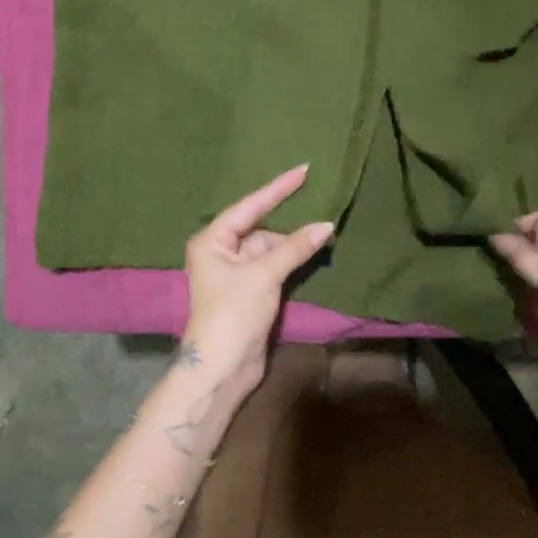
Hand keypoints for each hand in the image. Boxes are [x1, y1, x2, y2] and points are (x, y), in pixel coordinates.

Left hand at [180, 165, 333, 397]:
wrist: (222, 367)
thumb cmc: (233, 312)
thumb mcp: (264, 275)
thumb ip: (294, 248)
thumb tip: (325, 226)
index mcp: (212, 240)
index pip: (250, 206)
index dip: (278, 188)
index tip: (304, 170)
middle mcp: (219, 252)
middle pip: (260, 228)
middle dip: (288, 225)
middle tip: (320, 208)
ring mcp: (234, 273)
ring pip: (269, 249)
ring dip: (292, 246)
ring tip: (322, 237)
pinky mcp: (248, 292)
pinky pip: (272, 267)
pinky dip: (290, 262)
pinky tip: (311, 254)